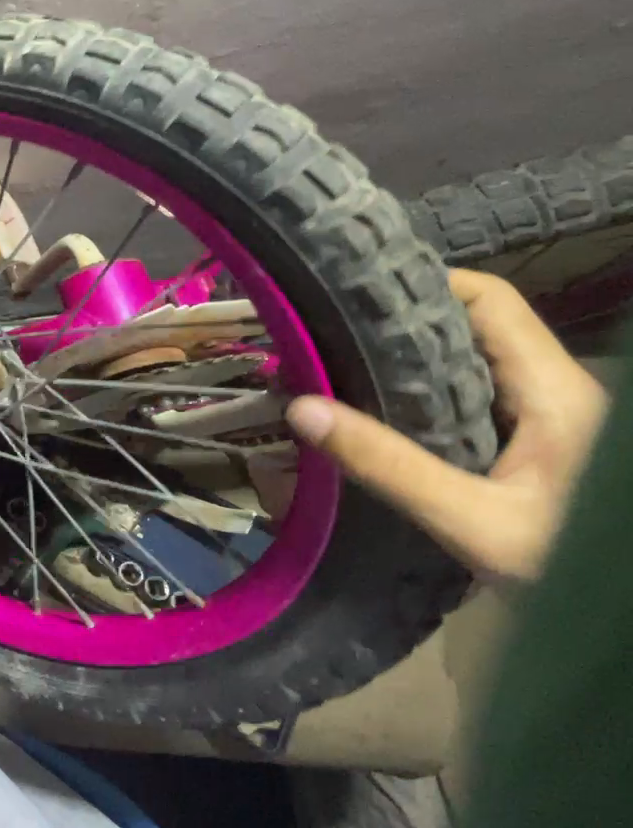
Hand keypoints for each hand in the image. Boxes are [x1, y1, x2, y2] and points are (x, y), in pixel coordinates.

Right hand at [286, 270, 608, 582]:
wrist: (631, 618)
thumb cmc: (577, 561)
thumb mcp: (476, 522)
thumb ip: (389, 466)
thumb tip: (300, 408)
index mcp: (554, 390)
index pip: (488, 299)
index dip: (421, 281)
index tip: (347, 291)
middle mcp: (555, 390)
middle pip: (471, 327)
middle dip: (394, 325)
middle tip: (318, 336)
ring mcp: (548, 419)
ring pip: (468, 365)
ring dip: (402, 363)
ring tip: (331, 369)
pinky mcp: (535, 446)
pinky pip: (470, 398)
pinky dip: (419, 394)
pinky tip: (375, 413)